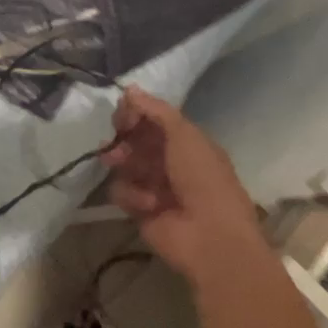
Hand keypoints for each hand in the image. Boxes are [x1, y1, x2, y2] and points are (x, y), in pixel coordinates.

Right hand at [101, 86, 267, 287]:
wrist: (211, 238)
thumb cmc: (203, 180)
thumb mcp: (185, 136)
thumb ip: (156, 110)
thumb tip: (130, 89)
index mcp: (187, 145)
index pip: (153, 120)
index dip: (136, 114)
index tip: (123, 113)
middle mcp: (170, 163)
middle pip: (135, 140)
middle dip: (124, 137)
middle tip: (116, 139)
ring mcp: (154, 187)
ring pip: (124, 164)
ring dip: (123, 162)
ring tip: (121, 165)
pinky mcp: (140, 210)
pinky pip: (121, 191)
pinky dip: (131, 194)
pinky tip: (146, 202)